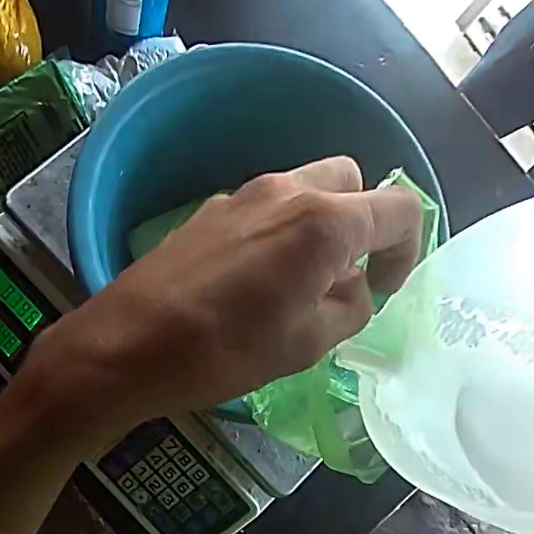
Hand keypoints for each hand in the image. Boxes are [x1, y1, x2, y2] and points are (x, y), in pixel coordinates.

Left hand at [21, 155, 423, 447]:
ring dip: (317, 224)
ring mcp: (239, 197)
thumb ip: (350, 308)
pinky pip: (260, 208)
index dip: (407, 249)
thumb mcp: (305, 345)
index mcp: (323, 222)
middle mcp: (285, 191)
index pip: (401, 208)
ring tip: (295, 283)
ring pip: (302, 189)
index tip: (384, 288)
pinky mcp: (204, 212)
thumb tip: (356, 287)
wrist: (126, 346)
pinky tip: (250, 280)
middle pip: (351, 181)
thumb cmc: (222, 352)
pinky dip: (276, 231)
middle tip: (341, 277)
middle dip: (362, 223)